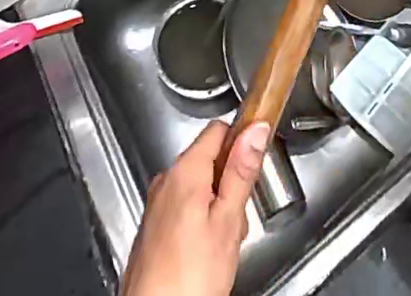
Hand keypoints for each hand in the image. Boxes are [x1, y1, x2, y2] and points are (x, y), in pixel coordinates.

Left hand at [121, 120, 272, 295]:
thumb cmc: (187, 280)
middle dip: (230, 183)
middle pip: (209, 159)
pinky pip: (185, 207)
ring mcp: (157, 202)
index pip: (219, 130)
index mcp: (185, 171)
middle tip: (237, 218)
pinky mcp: (154, 225)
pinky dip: (200, 221)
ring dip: (217, 205)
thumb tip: (255, 130)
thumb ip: (241, 173)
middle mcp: (166, 180)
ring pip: (199, 185)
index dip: (241, 142)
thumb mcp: (227, 222)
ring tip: (223, 242)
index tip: (253, 164)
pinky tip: (206, 253)